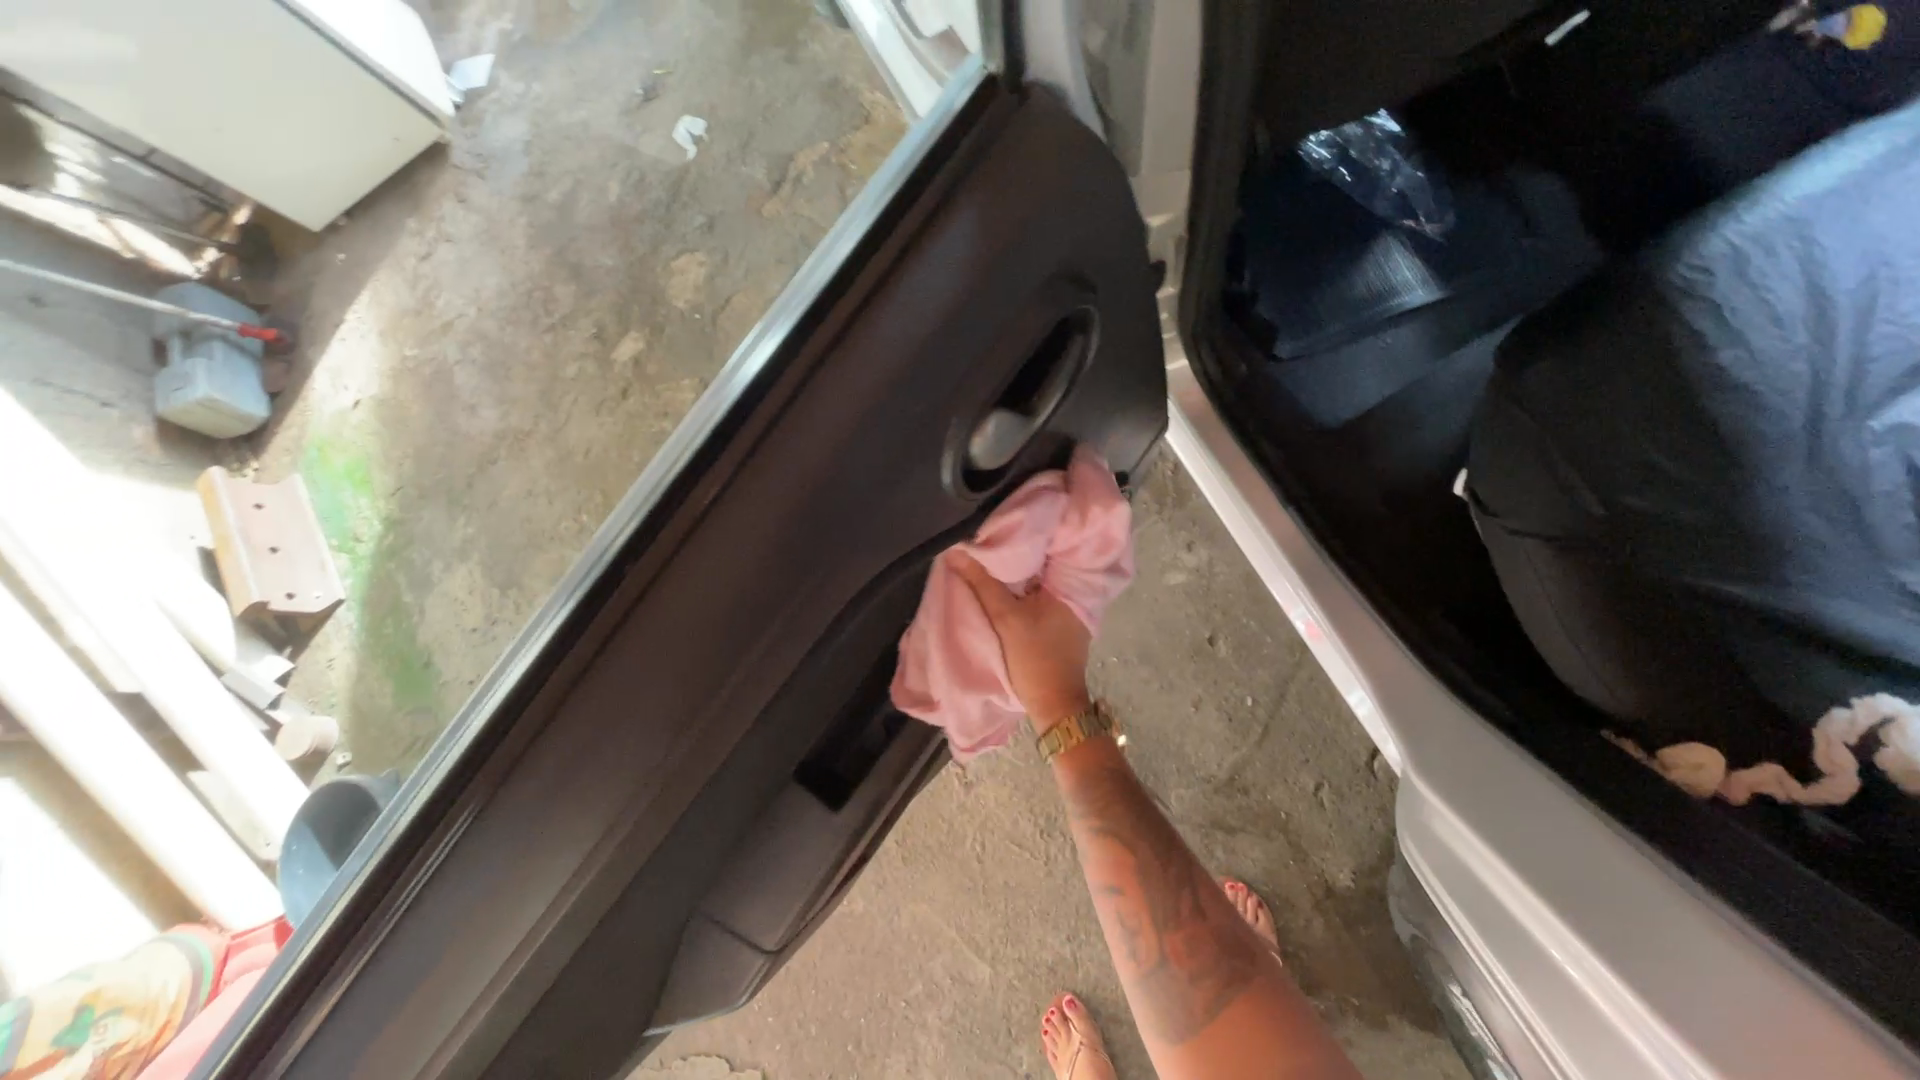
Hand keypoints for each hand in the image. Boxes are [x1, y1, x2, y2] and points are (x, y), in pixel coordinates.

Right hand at [953, 553, 1092, 730]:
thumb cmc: (1034, 658)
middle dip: (1011, 557)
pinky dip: (1020, 593)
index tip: (987, 532)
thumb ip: (982, 584)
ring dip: (1014, 577)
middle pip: (1037, 565)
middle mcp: (1074, 590)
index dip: (1013, 538)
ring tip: (986, 561)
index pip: (1041, 548)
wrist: (1054, 704)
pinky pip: (1036, 598)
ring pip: (1035, 582)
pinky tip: (1000, 588)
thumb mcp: (1005, 618)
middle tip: (981, 545)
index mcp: (1068, 583)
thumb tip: (956, 552)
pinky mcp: (1061, 623)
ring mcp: (1069, 608)